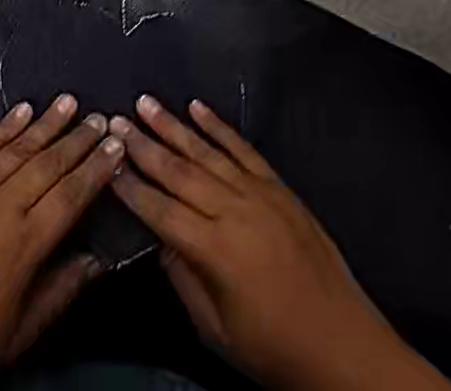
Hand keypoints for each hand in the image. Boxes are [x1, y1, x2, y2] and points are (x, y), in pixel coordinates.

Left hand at [0, 95, 123, 390]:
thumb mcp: (19, 333)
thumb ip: (61, 291)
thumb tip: (96, 260)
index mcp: (26, 243)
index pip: (72, 195)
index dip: (96, 169)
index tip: (115, 146)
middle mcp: (3, 206)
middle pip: (49, 164)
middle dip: (78, 140)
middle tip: (100, 118)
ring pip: (18, 148)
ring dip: (47, 123)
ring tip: (69, 102)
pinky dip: (4, 127)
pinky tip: (22, 110)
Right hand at [110, 96, 450, 390]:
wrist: (346, 347)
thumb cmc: (273, 347)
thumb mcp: (215, 327)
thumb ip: (181, 275)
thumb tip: (158, 235)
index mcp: (214, 250)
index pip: (159, 209)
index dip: (129, 185)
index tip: (105, 160)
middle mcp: (234, 212)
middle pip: (178, 171)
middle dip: (143, 145)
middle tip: (116, 119)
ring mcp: (260, 194)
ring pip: (207, 152)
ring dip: (173, 125)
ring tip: (146, 102)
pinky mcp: (280, 188)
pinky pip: (245, 150)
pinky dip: (220, 127)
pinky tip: (199, 108)